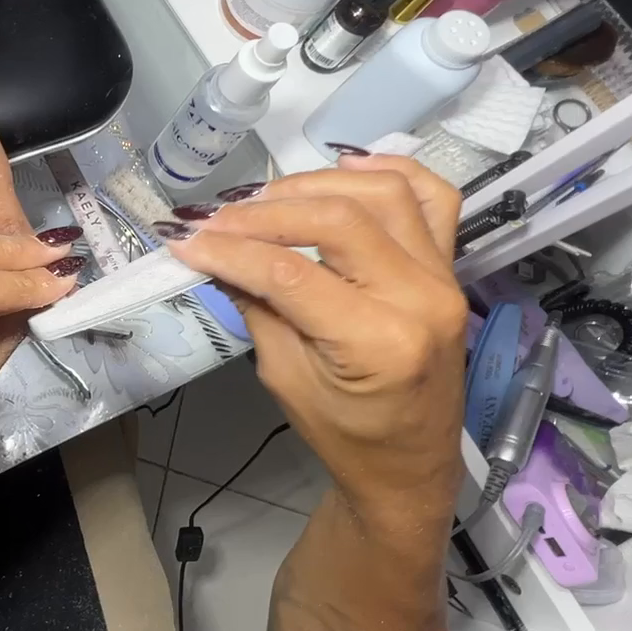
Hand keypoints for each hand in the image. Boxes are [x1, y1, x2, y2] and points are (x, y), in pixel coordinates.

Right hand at [166, 156, 469, 525]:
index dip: (229, 251)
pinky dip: (391, 172)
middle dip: (263, 213)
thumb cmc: (343, 433)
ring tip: (264, 199)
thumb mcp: (283, 375)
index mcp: (376, 341)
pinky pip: (433, 200)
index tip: (184, 242)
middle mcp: (419, 298)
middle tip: (215, 221)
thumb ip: (257, 306)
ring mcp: (442, 278)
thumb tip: (215, 254)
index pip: (289, 272)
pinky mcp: (447, 269)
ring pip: (382, 195)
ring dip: (314, 186)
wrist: (409, 463)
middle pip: (336, 221)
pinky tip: (345, 167)